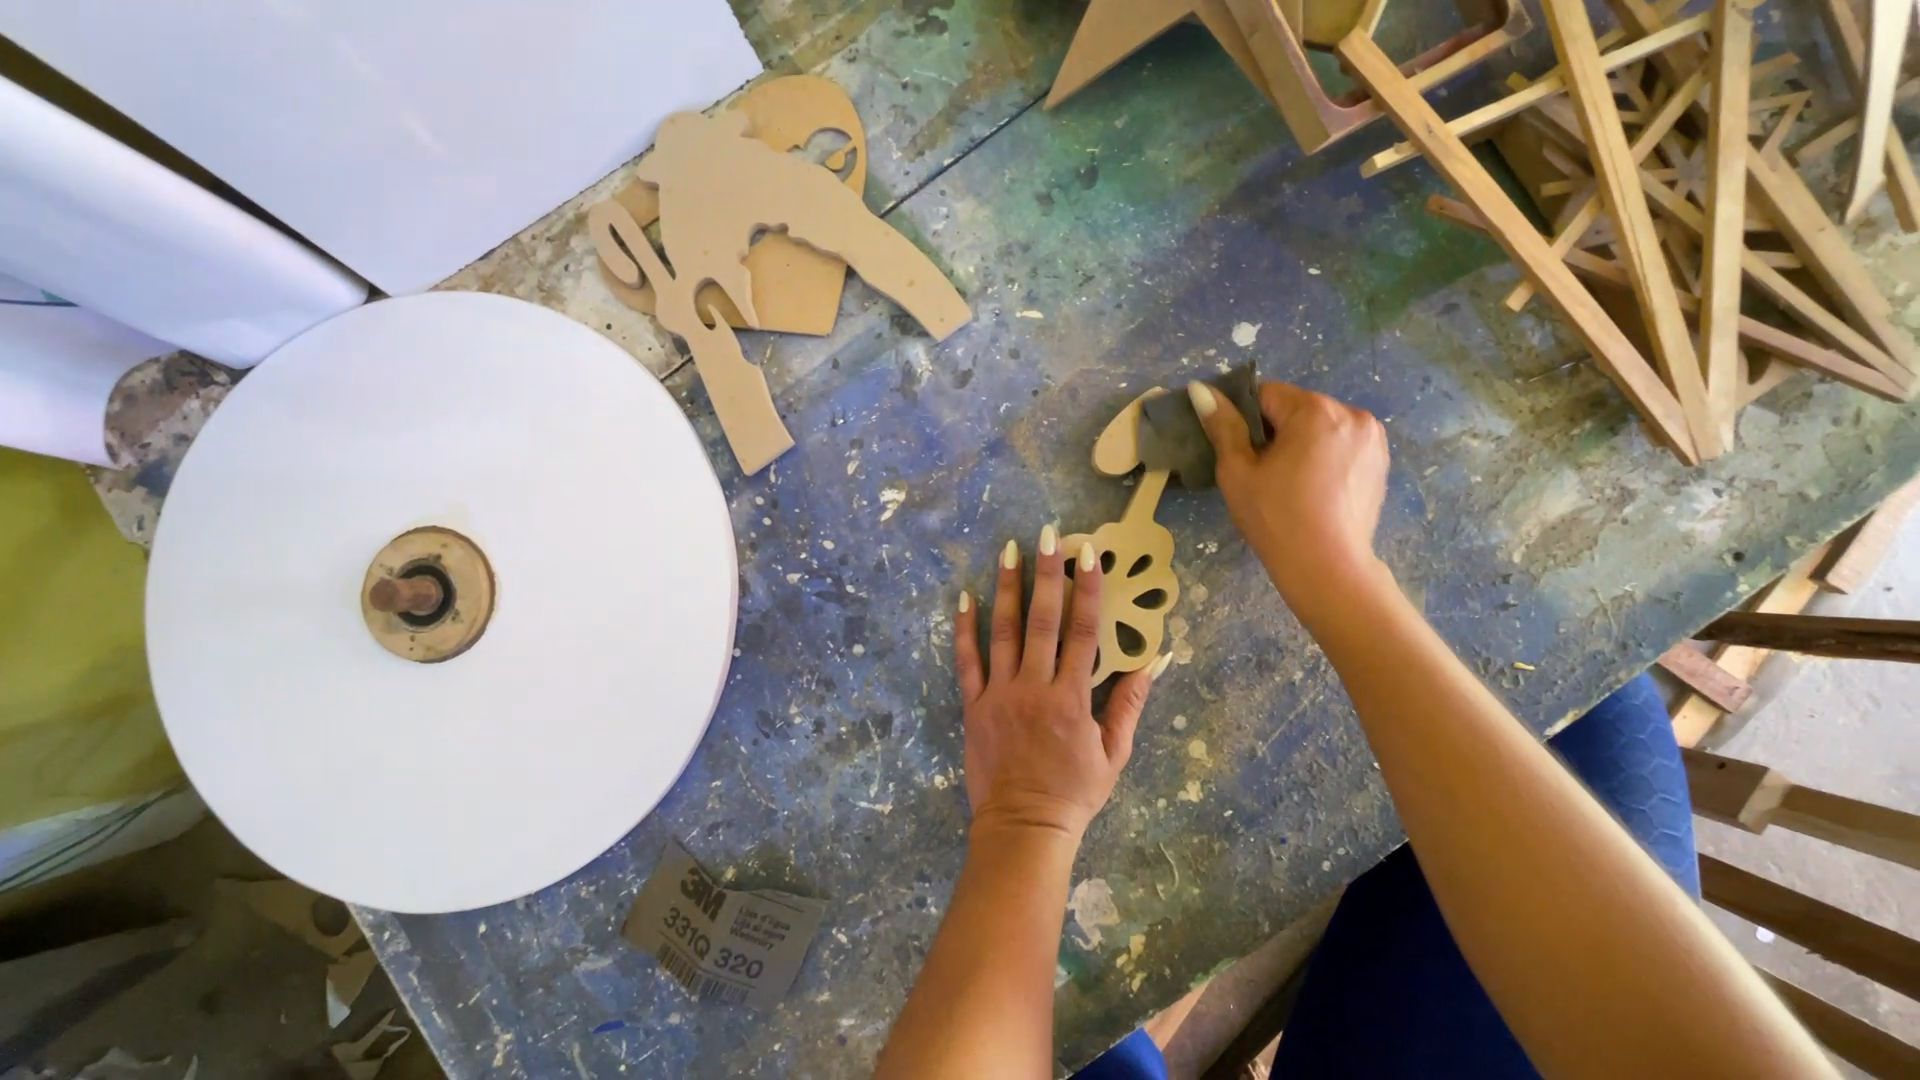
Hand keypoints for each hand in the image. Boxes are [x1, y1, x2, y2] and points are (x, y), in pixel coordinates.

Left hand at [952, 526, 1167, 841]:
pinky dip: (965, 630)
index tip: (1089, 555)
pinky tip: (965, 599)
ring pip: (1004, 633)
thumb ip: (1129, 703)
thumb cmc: (1074, 792)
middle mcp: (1035, 688)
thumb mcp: (1114, 752)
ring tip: (1009, 551)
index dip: (1086, 590)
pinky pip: (967, 662)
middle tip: (1048, 535)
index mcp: (1072, 698)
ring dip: (1008, 589)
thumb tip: (1155, 661)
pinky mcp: (974, 706)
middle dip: (1047, 575)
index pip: (1083, 632)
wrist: (1023, 827)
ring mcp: (1000, 695)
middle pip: (1042, 621)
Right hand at [1190, 380, 1390, 621]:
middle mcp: (1351, 414)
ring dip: (1302, 443)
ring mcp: (1372, 438)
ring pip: (1321, 426)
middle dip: (1276, 431)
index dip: (1244, 419)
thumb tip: (1200, 389)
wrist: (1327, 568)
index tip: (1239, 451)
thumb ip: (1223, 426)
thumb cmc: (1276, 518)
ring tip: (1290, 483)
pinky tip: (1314, 489)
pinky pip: (1342, 444)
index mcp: (1315, 411)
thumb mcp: (1238, 472)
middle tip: (1262, 472)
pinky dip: (1325, 456)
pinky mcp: (1380, 461)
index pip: (1266, 393)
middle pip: (1296, 408)